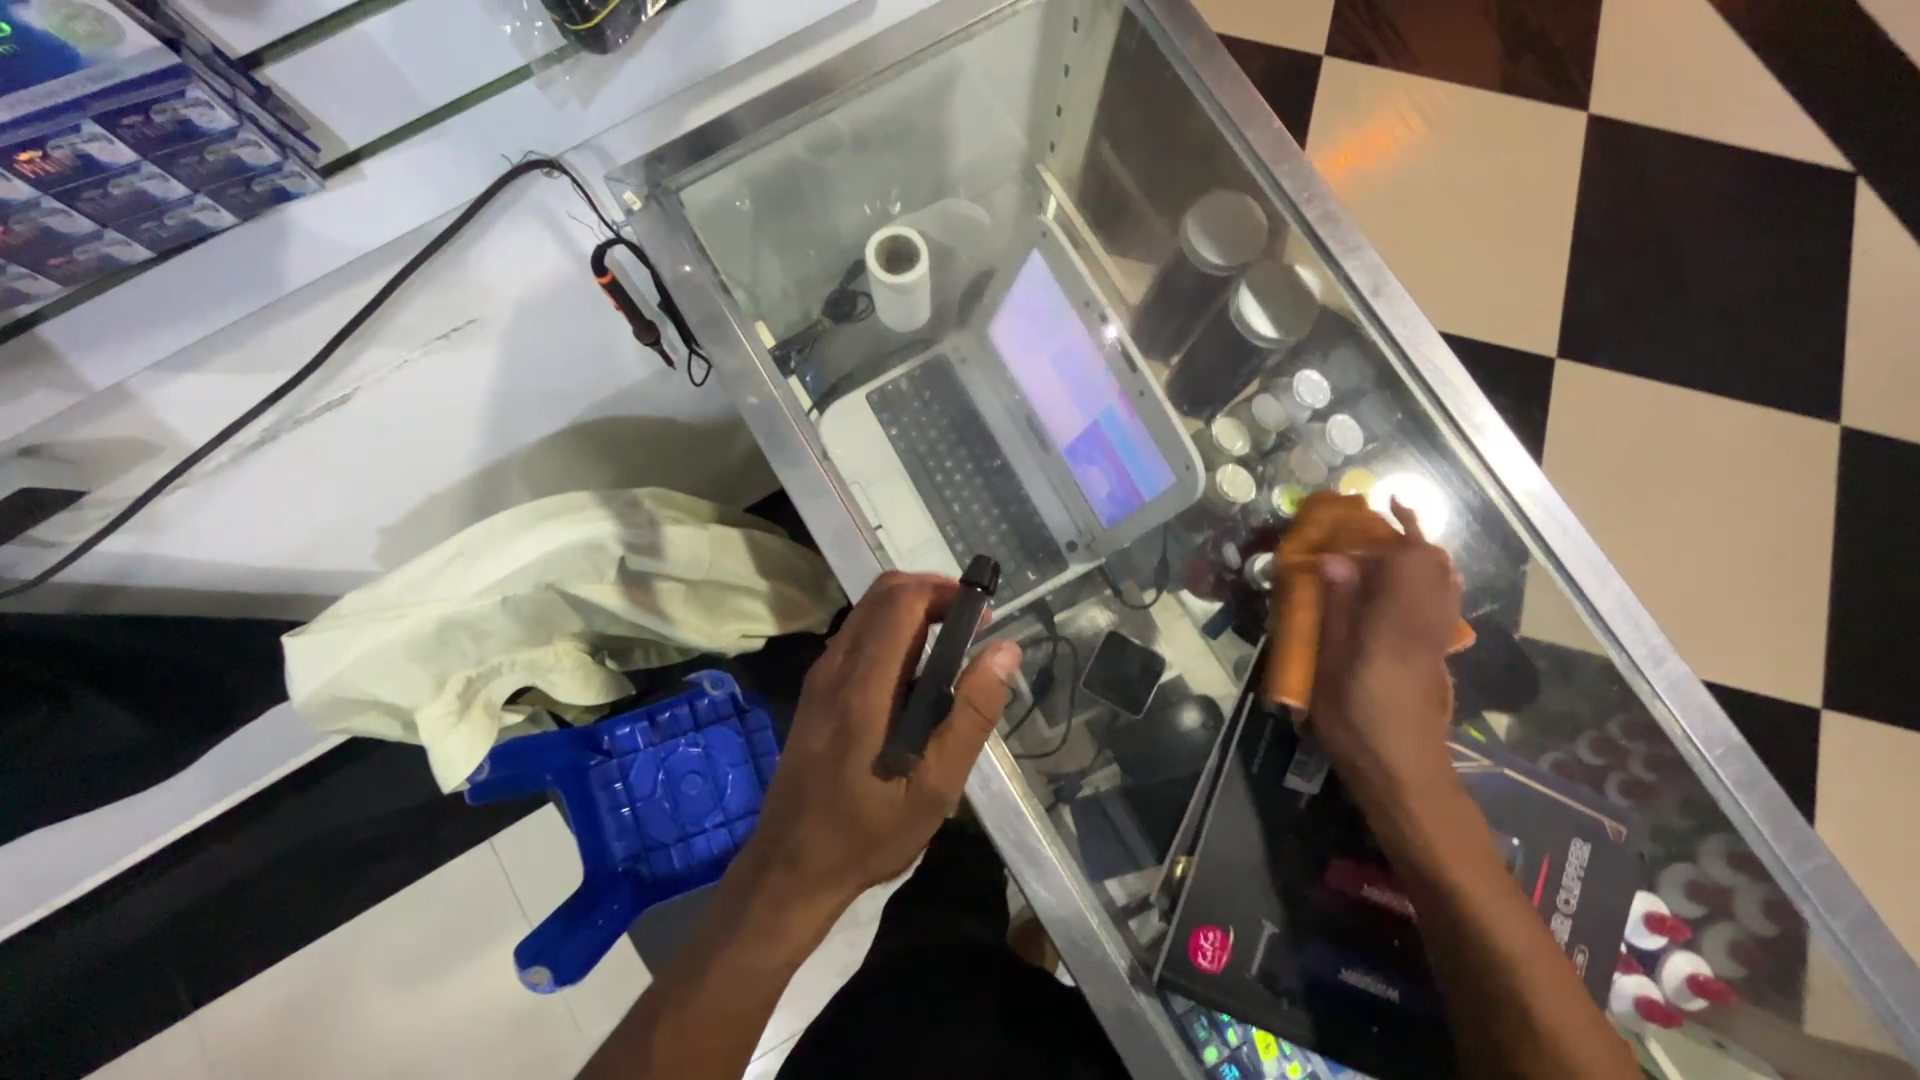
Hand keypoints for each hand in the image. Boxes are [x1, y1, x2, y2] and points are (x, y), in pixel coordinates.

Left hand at [743, 572, 1022, 905]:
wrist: (792, 866)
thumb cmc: (870, 832)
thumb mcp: (937, 785)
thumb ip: (972, 713)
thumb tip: (1004, 649)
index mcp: (863, 686)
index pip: (900, 601)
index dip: (944, 590)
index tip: (982, 612)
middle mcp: (834, 668)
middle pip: (881, 595)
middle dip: (930, 593)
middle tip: (971, 625)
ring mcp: (820, 679)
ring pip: (866, 615)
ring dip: (912, 613)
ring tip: (952, 650)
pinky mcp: (816, 694)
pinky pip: (856, 641)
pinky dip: (892, 635)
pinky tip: (916, 679)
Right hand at [1308, 503, 1461, 809]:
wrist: (1403, 772)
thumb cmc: (1355, 721)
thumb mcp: (1330, 665)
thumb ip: (1336, 609)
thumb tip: (1337, 561)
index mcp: (1398, 621)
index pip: (1413, 559)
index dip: (1399, 529)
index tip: (1377, 510)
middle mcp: (1428, 623)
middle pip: (1435, 566)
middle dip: (1409, 539)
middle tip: (1375, 530)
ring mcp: (1439, 641)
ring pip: (1443, 584)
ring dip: (1418, 561)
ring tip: (1383, 556)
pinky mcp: (1439, 657)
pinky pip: (1441, 604)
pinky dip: (1423, 586)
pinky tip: (1393, 597)